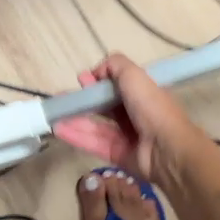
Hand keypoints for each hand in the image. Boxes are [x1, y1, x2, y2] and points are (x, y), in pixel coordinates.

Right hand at [51, 53, 203, 180]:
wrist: (167, 148)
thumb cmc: (152, 108)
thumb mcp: (135, 76)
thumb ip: (114, 65)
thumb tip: (95, 72)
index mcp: (141, 95)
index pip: (115, 86)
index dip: (97, 83)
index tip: (82, 80)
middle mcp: (133, 114)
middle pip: (102, 107)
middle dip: (81, 102)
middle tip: (61, 99)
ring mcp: (125, 136)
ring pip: (94, 125)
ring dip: (73, 118)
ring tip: (53, 114)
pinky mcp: (116, 154)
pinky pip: (93, 143)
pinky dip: (76, 136)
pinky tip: (58, 129)